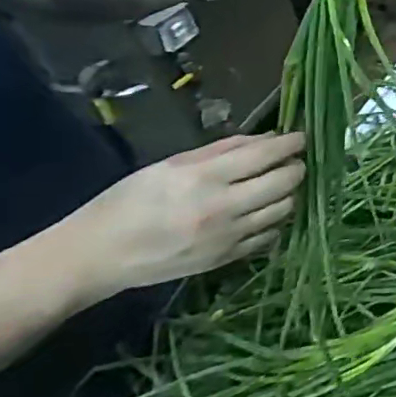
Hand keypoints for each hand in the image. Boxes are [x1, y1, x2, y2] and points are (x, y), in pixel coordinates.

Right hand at [50, 133, 305, 304]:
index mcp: (204, 178)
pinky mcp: (225, 259)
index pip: (265, 155)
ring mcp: (226, 237)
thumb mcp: (171, 164)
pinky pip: (268, 236)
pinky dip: (275, 220)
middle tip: (292, 160)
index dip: (291, 143)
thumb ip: (224, 149)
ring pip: (284, 209)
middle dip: (296, 167)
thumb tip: (268, 139)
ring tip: (280, 184)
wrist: (94, 258)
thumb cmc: (129, 201)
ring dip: (290, 193)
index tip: (301, 136)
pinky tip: (265, 211)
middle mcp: (221, 208)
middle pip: (284, 182)